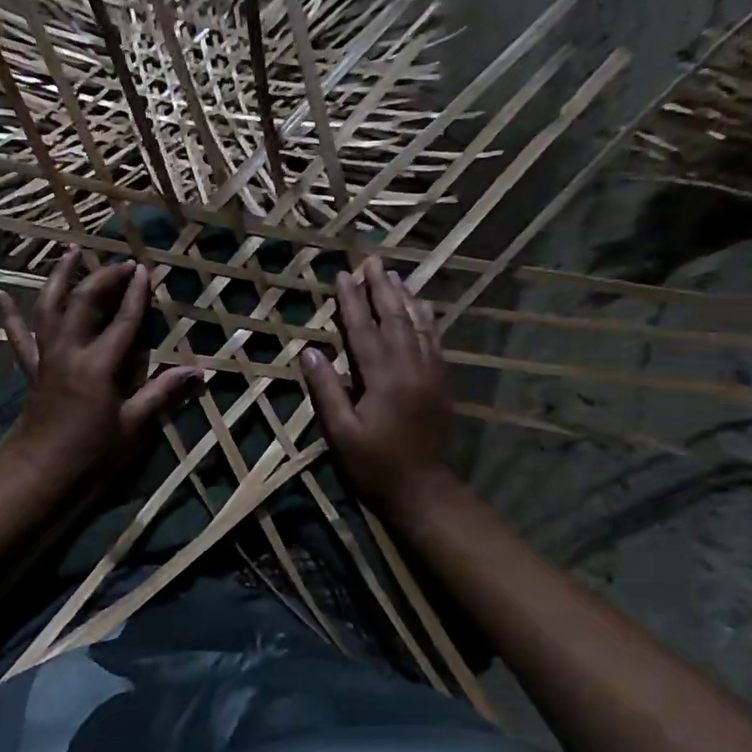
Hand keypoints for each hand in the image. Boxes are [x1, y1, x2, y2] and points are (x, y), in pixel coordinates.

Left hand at [0, 247, 202, 489]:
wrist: (39, 474)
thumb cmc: (90, 453)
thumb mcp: (132, 427)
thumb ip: (162, 394)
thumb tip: (198, 372)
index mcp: (98, 366)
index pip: (123, 321)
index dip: (136, 294)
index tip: (146, 269)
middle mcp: (69, 352)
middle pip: (85, 302)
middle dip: (105, 278)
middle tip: (122, 263)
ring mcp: (46, 357)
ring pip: (48, 307)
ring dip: (60, 277)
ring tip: (70, 252)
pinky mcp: (31, 368)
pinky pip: (18, 337)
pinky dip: (9, 315)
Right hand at [300, 255, 457, 509]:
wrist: (423, 491)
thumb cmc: (374, 465)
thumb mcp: (340, 433)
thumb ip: (326, 390)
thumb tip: (310, 351)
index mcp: (382, 378)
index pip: (363, 330)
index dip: (351, 301)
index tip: (343, 275)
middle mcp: (410, 368)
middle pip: (394, 319)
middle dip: (380, 288)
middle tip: (371, 260)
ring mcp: (430, 374)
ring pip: (417, 325)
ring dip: (404, 297)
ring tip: (393, 274)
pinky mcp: (441, 382)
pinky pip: (435, 341)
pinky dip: (426, 319)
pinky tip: (422, 307)